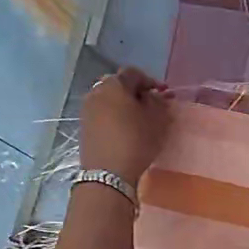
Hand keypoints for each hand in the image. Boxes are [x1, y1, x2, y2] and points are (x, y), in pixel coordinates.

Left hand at [80, 68, 172, 183]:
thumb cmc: (136, 142)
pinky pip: (102, 114)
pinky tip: (124, 130)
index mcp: (115, 84)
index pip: (134, 74)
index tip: (164, 94)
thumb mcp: (157, 121)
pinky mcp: (84, 127)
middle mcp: (97, 91)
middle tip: (150, 105)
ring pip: (109, 100)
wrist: (107, 174)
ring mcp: (87, 109)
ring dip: (124, 105)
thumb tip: (154, 96)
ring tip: (138, 119)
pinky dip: (114, 117)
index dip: (151, 82)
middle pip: (119, 85)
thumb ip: (158, 103)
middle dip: (135, 92)